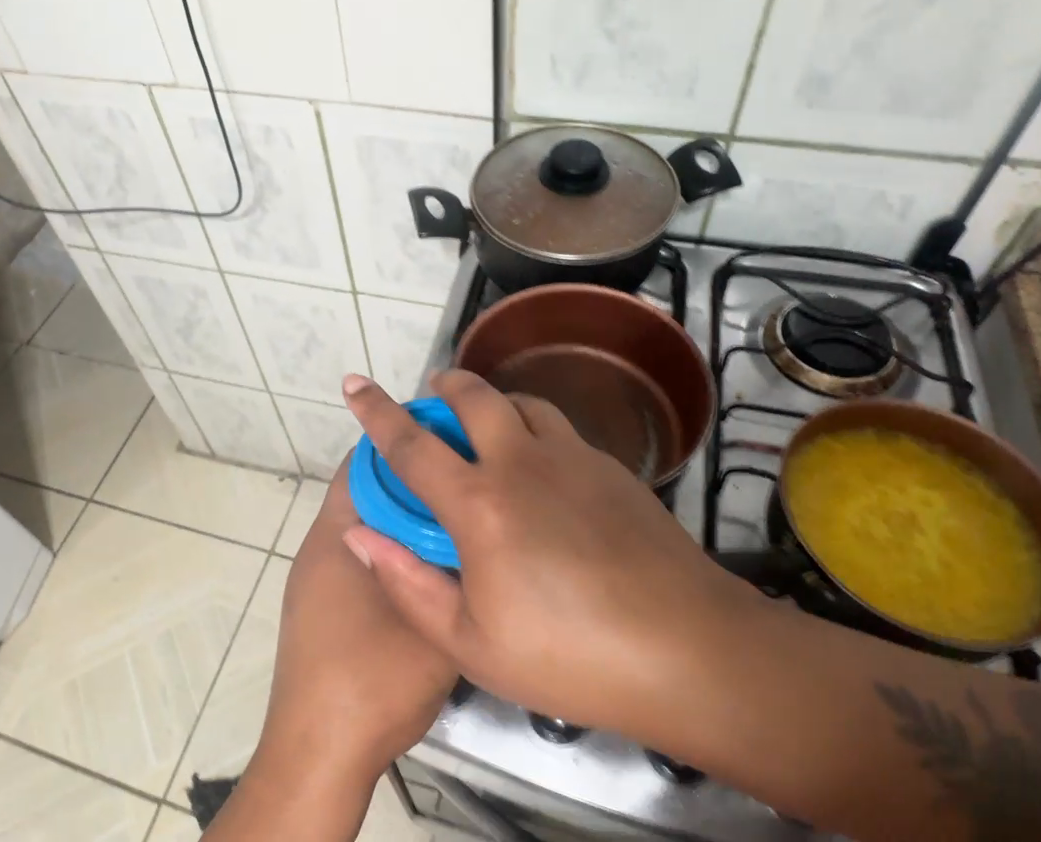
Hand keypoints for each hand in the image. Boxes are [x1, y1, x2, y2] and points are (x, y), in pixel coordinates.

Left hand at [254, 460, 457, 782]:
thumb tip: (476, 524)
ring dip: (408, 524)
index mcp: (338, 534)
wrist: (320, 753)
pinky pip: (364, 562)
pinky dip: (397, 557)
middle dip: (417, 485)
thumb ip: (454, 565)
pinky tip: (435, 578)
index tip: (458, 443)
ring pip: (370, 531)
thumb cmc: (374, 677)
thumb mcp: (434, 616)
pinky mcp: (323, 613)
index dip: (410, 444)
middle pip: (370, 494)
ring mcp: (317, 582)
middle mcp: (321, 547)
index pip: (367, 462)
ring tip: (463, 527)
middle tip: (472, 486)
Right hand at [338, 369, 772, 746]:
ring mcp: (576, 460)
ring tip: (484, 422)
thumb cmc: (569, 657)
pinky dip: (535, 430)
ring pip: (525, 404)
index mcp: (480, 504)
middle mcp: (524, 465)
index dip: (377, 412)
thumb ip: (409, 585)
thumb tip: (360, 536)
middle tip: (431, 392)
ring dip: (495, 401)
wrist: (686, 649)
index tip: (354, 383)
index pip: (412, 445)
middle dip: (445, 386)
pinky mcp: (615, 471)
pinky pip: (562, 432)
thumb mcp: (472, 644)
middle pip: (476, 398)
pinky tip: (542, 469)